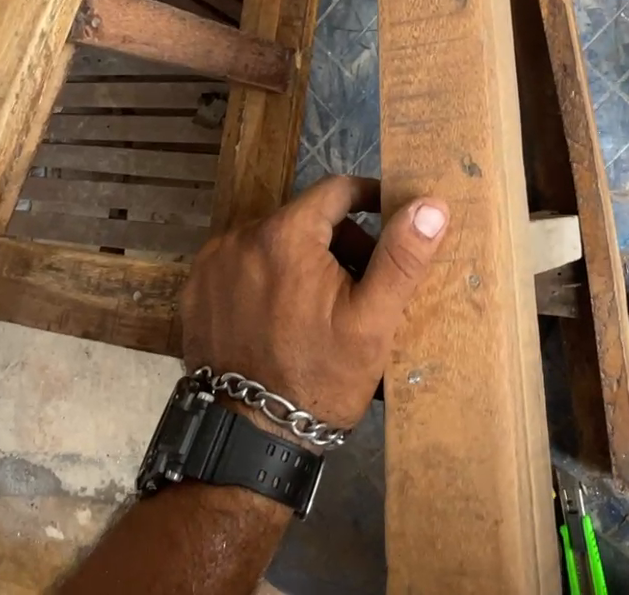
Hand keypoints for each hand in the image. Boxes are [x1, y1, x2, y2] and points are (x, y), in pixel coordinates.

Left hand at [180, 175, 449, 432]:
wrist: (250, 439)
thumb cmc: (320, 377)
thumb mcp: (373, 320)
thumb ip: (401, 256)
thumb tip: (432, 205)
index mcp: (285, 233)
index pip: (337, 189)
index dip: (370, 198)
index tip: (392, 218)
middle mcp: (240, 234)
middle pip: (305, 217)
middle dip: (340, 240)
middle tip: (364, 281)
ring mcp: (212, 262)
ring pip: (273, 239)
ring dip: (303, 257)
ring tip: (324, 305)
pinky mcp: (196, 288)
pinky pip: (243, 263)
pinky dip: (268, 275)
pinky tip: (282, 315)